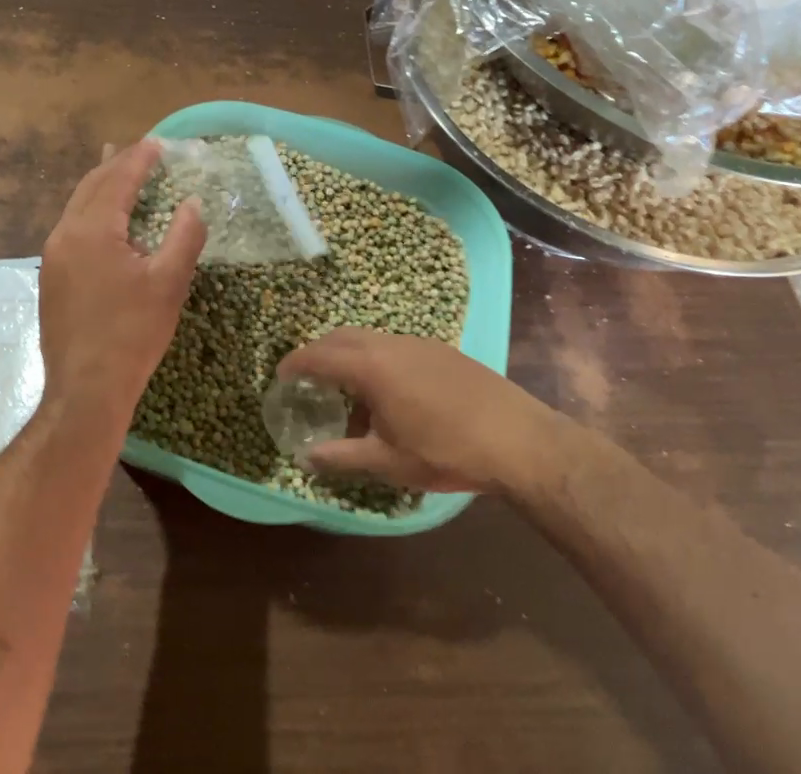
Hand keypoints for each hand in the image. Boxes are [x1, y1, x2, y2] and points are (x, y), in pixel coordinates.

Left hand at [39, 140, 205, 416]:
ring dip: (101, 188)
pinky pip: (72, 230)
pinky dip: (91, 213)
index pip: (117, 180)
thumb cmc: (132, 334)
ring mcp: (52, 258)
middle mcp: (64, 235)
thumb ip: (184, 236)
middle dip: (116, 165)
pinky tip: (104, 223)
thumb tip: (193, 204)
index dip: (139, 158)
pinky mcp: (51, 279)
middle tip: (141, 150)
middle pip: (90, 187)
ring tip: (118, 171)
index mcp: (91, 230)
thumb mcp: (168, 283)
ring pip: (77, 208)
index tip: (159, 143)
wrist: (86, 388)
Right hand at [278, 328, 557, 491]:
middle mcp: (392, 344)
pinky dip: (378, 362)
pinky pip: (396, 347)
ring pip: (372, 340)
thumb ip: (341, 456)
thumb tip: (306, 458)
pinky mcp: (443, 352)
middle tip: (308, 381)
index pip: (319, 356)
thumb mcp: (387, 461)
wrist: (520, 441)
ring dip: (352, 359)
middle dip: (320, 354)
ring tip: (350, 397)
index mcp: (372, 366)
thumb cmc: (447, 451)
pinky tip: (390, 397)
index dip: (295, 364)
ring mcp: (421, 344)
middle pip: (343, 338)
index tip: (280, 376)